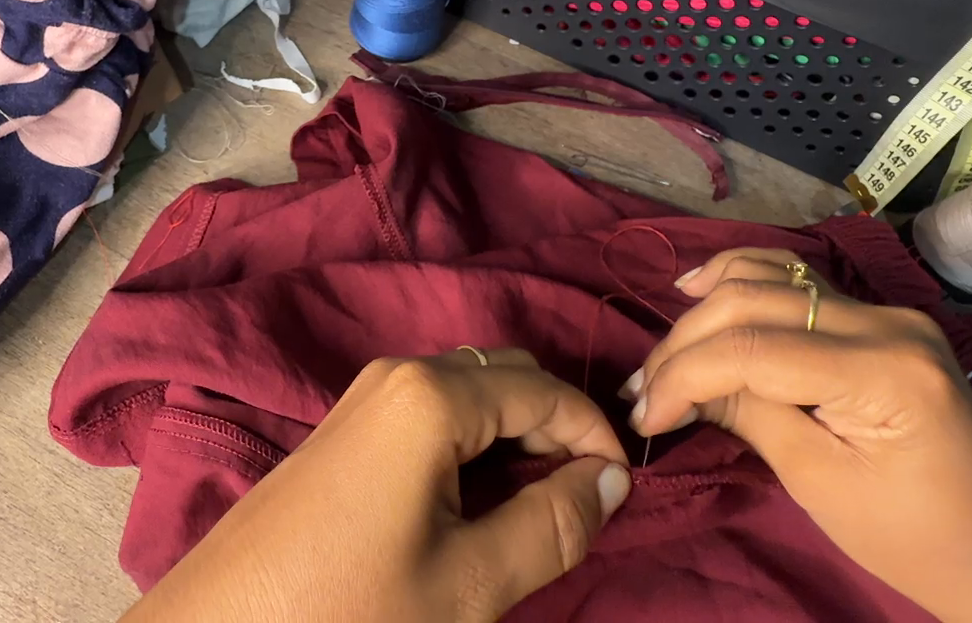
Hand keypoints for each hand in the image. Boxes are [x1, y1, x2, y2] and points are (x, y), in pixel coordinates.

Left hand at [123, 348, 632, 622]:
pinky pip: (433, 405)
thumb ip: (552, 524)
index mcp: (431, 394)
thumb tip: (611, 480)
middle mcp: (400, 372)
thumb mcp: (470, 582)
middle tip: (578, 497)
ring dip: (514, 430)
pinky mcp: (350, 419)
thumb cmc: (353, 605)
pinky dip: (474, 435)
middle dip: (555, 425)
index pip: (544, 391)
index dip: (594, 434)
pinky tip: (476, 491)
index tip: (621, 490)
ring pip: (471, 386)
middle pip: (506, 374)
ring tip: (533, 499)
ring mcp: (368, 391)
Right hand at [624, 247, 971, 622]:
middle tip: (642, 390)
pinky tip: (700, 286)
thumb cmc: (915, 541)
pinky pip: (793, 279)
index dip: (682, 375)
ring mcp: (885, 310)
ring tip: (662, 349)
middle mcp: (886, 320)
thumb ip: (745, 414)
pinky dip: (740, 277)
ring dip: (704, 307)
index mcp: (884, 371)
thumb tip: (674, 386)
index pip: (751, 349)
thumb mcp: (818, 484)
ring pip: (766, 276)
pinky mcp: (877, 315)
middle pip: (750, 302)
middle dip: (684, 345)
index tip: (643, 415)